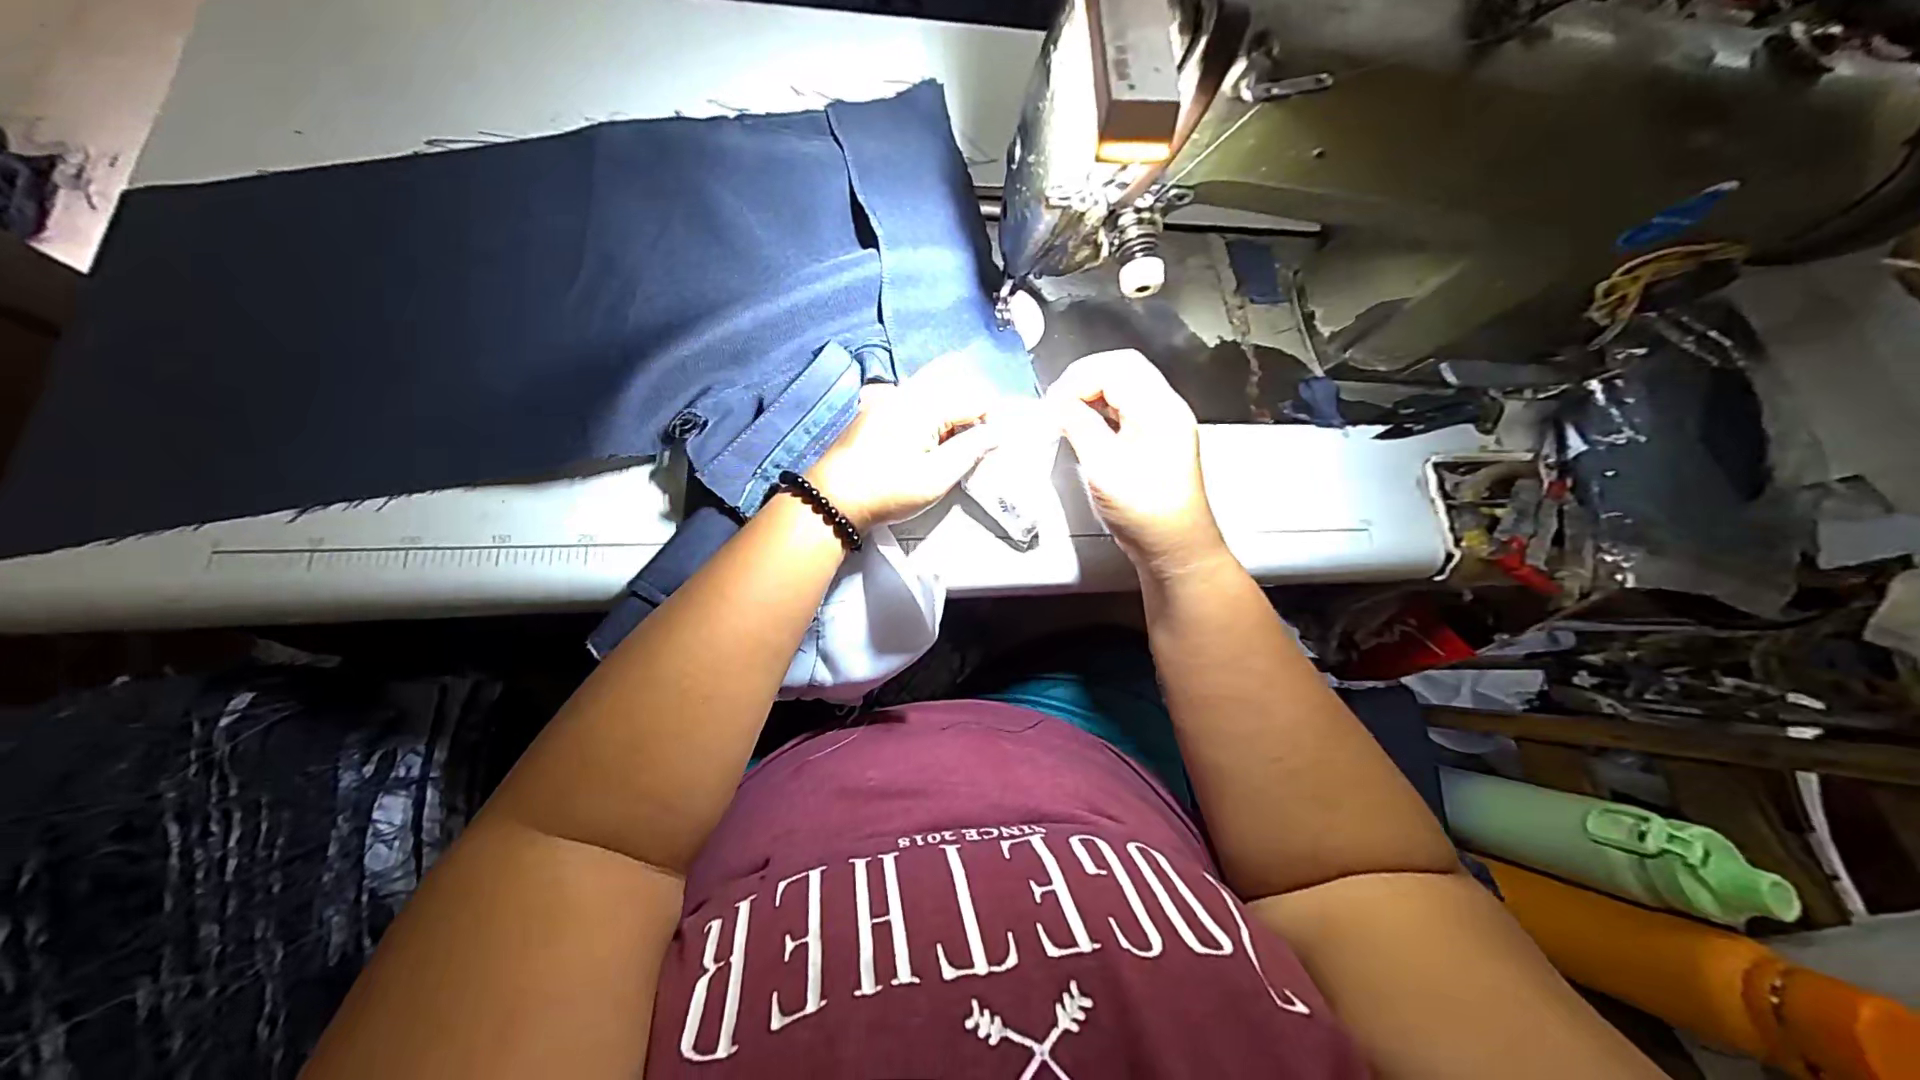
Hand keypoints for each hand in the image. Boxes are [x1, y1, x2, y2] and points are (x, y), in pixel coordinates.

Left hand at [804, 381, 999, 529]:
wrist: (832, 499)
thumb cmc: (887, 491)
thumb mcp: (936, 478)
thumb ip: (971, 449)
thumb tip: (997, 432)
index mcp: (924, 403)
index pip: (976, 397)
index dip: (989, 422)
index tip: (982, 449)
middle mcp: (905, 389)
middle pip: (955, 380)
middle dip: (971, 408)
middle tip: (967, 444)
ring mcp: (887, 395)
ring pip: (934, 385)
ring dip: (950, 408)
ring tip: (945, 444)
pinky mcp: (875, 407)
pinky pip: (913, 394)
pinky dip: (929, 409)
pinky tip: (923, 439)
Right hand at [1046, 349, 1231, 580]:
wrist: (1174, 546)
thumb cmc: (1146, 514)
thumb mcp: (1102, 468)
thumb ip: (1078, 427)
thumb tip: (1057, 405)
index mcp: (1159, 411)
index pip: (1113, 369)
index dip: (1076, 382)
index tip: (1053, 406)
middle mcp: (1166, 409)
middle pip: (1122, 367)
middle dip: (1083, 378)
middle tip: (1057, 402)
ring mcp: (1164, 421)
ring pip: (1124, 383)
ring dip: (1091, 391)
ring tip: (1066, 413)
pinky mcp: (1157, 436)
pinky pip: (1127, 405)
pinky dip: (1101, 407)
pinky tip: (1084, 425)